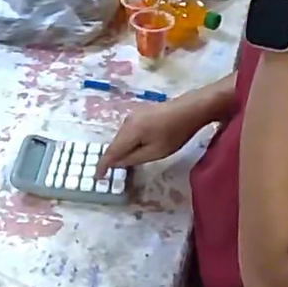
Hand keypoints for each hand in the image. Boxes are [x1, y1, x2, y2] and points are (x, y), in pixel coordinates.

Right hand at [97, 94, 222, 175]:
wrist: (190, 109)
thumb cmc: (175, 133)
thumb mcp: (155, 152)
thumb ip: (133, 158)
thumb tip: (116, 163)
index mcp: (129, 132)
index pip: (111, 152)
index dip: (102, 165)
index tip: (97, 177)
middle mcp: (126, 122)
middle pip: (115, 144)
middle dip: (111, 158)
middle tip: (109, 173)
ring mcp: (133, 116)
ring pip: (121, 137)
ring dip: (120, 149)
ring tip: (123, 163)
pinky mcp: (140, 113)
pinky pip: (128, 131)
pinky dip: (127, 141)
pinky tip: (135, 147)